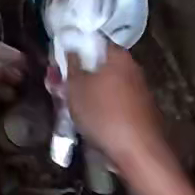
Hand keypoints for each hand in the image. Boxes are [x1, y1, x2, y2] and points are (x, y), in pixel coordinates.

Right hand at [65, 44, 168, 166]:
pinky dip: (98, 108)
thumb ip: (70, 65)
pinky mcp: (138, 112)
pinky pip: (112, 103)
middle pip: (97, 66)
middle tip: (56, 88)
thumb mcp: (76, 87)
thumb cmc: (103, 113)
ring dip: (85, 94)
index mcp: (118, 56)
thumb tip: (70, 49)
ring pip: (103, 86)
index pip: (92, 42)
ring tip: (65, 107)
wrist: (138, 152)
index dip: (72, 50)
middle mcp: (131, 69)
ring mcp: (137, 91)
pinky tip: (85, 120)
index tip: (57, 63)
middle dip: (76, 76)